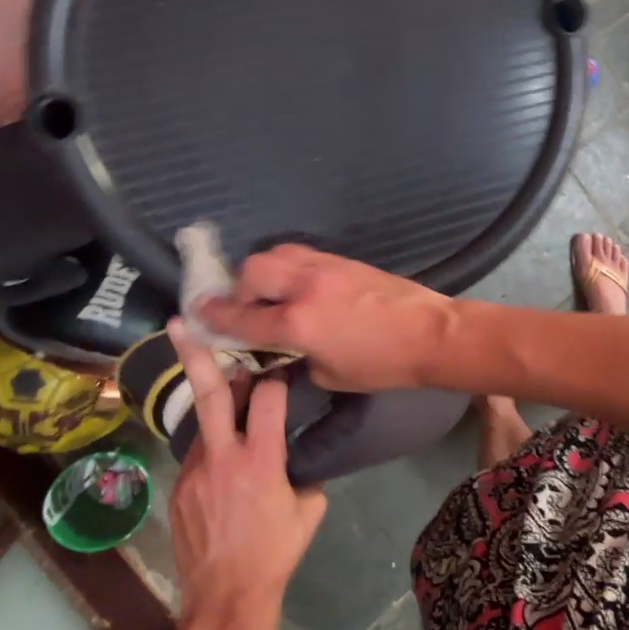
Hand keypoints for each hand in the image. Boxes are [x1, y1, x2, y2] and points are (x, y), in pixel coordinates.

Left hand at [166, 319, 326, 614]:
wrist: (225, 596)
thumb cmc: (275, 551)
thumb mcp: (308, 508)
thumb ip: (304, 472)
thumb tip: (299, 456)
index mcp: (260, 459)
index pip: (266, 397)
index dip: (274, 375)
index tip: (281, 360)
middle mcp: (222, 457)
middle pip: (209, 395)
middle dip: (196, 356)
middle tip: (182, 322)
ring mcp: (193, 472)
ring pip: (202, 423)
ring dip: (214, 402)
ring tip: (224, 380)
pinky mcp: (177, 489)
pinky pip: (196, 454)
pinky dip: (211, 442)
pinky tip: (224, 452)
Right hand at [196, 244, 455, 391]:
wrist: (431, 333)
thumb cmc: (383, 364)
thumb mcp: (330, 375)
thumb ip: (296, 359)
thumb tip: (282, 350)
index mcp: (298, 323)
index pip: (242, 318)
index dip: (214, 318)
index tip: (197, 314)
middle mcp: (306, 287)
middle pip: (253, 270)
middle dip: (240, 289)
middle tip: (248, 310)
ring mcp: (327, 267)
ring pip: (278, 253)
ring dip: (265, 272)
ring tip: (272, 296)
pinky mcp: (345, 261)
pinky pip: (303, 255)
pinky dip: (290, 267)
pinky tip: (299, 288)